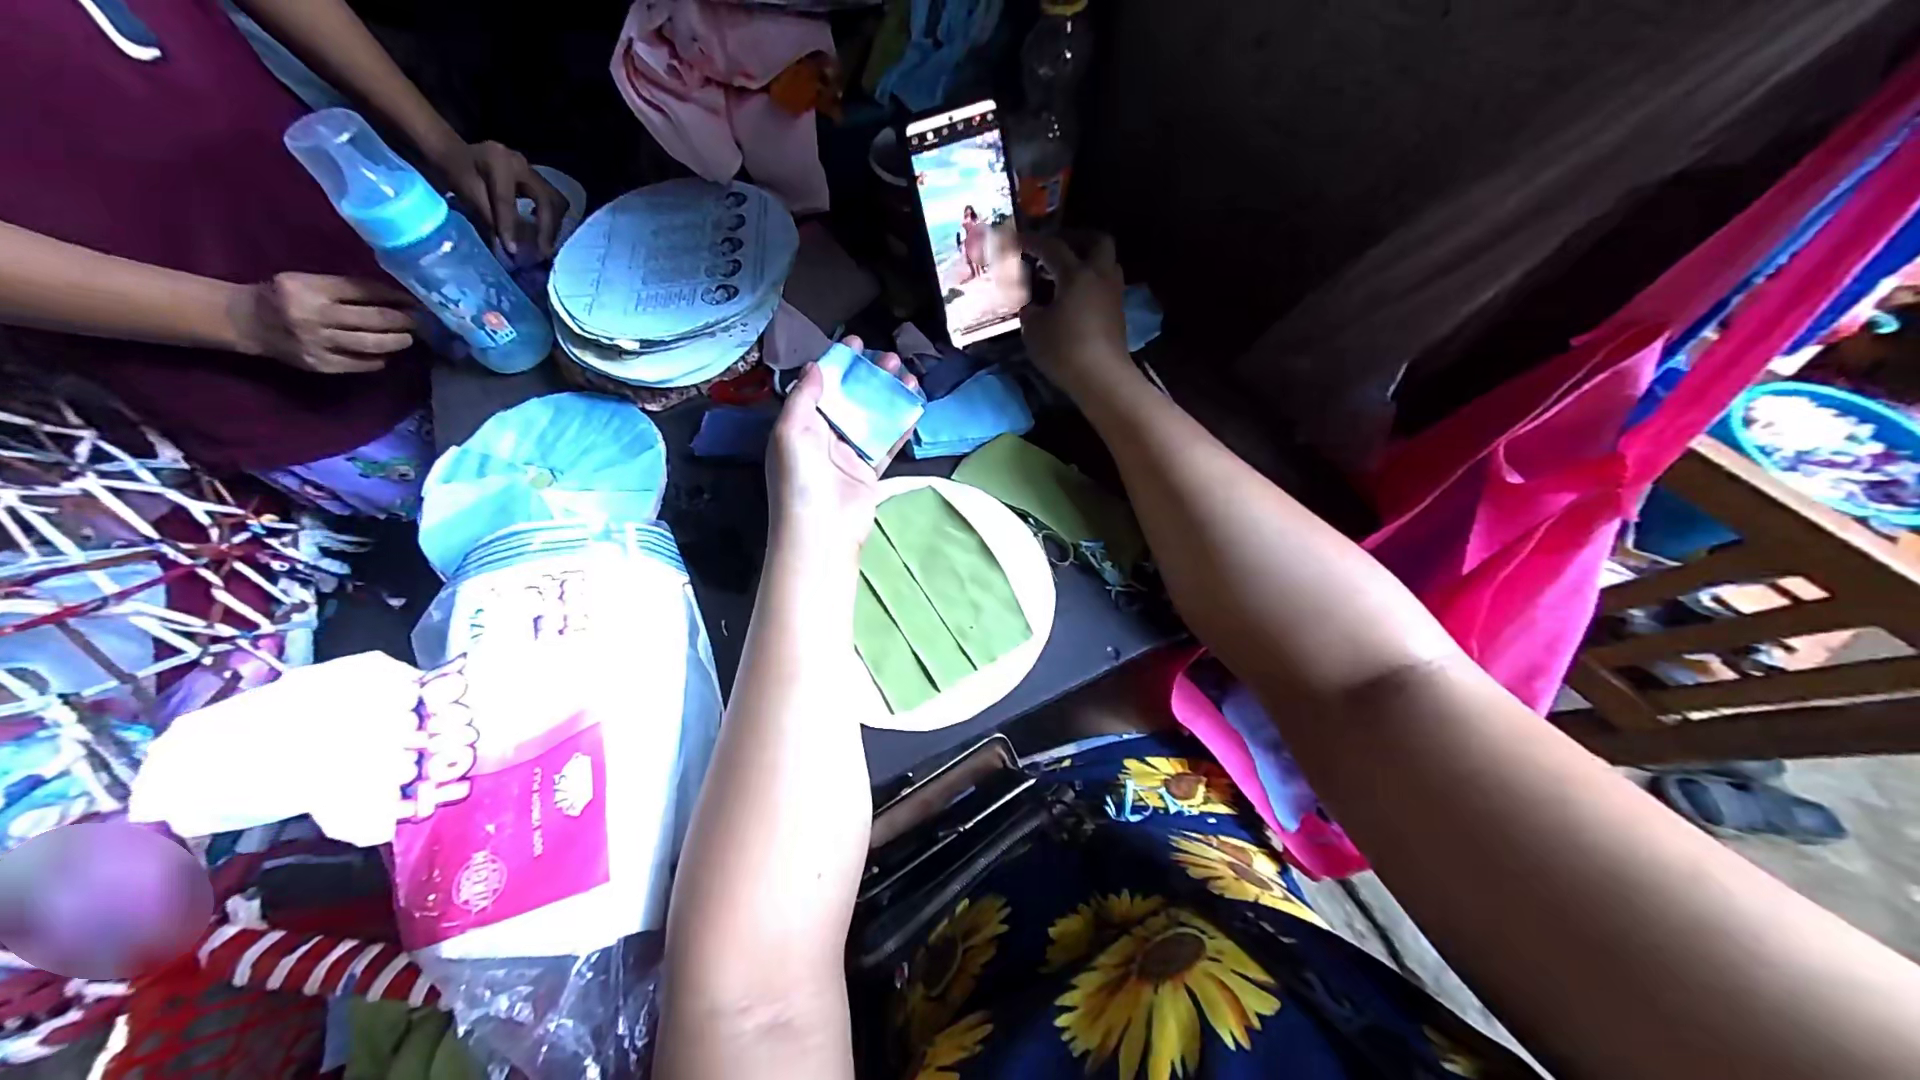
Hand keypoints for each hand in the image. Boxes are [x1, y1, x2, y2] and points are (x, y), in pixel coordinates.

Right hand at [236, 273, 417, 373]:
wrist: (245, 322)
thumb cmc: (284, 297)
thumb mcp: (308, 283)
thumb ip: (348, 289)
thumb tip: (398, 298)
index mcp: (308, 288)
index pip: (364, 291)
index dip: (395, 297)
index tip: (416, 301)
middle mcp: (312, 316)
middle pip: (374, 319)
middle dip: (404, 320)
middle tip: (419, 322)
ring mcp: (316, 343)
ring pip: (373, 344)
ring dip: (398, 341)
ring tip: (408, 338)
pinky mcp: (321, 364)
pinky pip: (362, 364)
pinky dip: (380, 358)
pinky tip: (386, 353)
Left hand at [435, 141, 569, 259]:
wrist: (455, 152)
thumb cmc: (455, 171)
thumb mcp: (465, 192)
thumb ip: (487, 218)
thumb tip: (506, 250)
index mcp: (498, 161)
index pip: (506, 198)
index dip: (510, 225)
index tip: (513, 251)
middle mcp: (521, 163)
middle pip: (546, 199)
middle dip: (546, 228)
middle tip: (543, 251)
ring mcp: (533, 170)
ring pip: (556, 202)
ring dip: (553, 226)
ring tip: (545, 245)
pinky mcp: (538, 180)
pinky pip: (554, 203)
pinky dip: (552, 221)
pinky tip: (545, 233)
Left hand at [767, 337, 918, 557]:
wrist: (820, 529)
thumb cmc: (799, 478)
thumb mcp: (790, 431)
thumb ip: (804, 396)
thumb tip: (817, 366)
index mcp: (801, 425)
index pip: (822, 387)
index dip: (839, 363)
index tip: (857, 343)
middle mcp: (825, 437)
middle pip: (851, 399)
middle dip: (870, 376)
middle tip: (891, 358)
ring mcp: (849, 454)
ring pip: (873, 418)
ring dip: (890, 396)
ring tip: (909, 376)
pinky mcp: (870, 471)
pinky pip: (888, 444)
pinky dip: (901, 425)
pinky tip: (915, 406)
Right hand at [1022, 233, 1131, 396]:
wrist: (1102, 378)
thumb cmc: (1064, 350)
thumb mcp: (1033, 330)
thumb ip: (1030, 311)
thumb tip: (1032, 306)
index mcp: (1076, 274)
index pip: (1052, 247)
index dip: (1031, 241)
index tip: (1016, 240)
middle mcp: (1099, 276)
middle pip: (1096, 241)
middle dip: (1075, 239)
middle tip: (1055, 247)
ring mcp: (1113, 294)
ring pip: (1105, 263)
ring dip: (1087, 260)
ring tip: (1064, 273)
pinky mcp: (1118, 313)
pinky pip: (1105, 285)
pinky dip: (1090, 282)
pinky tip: (1074, 297)